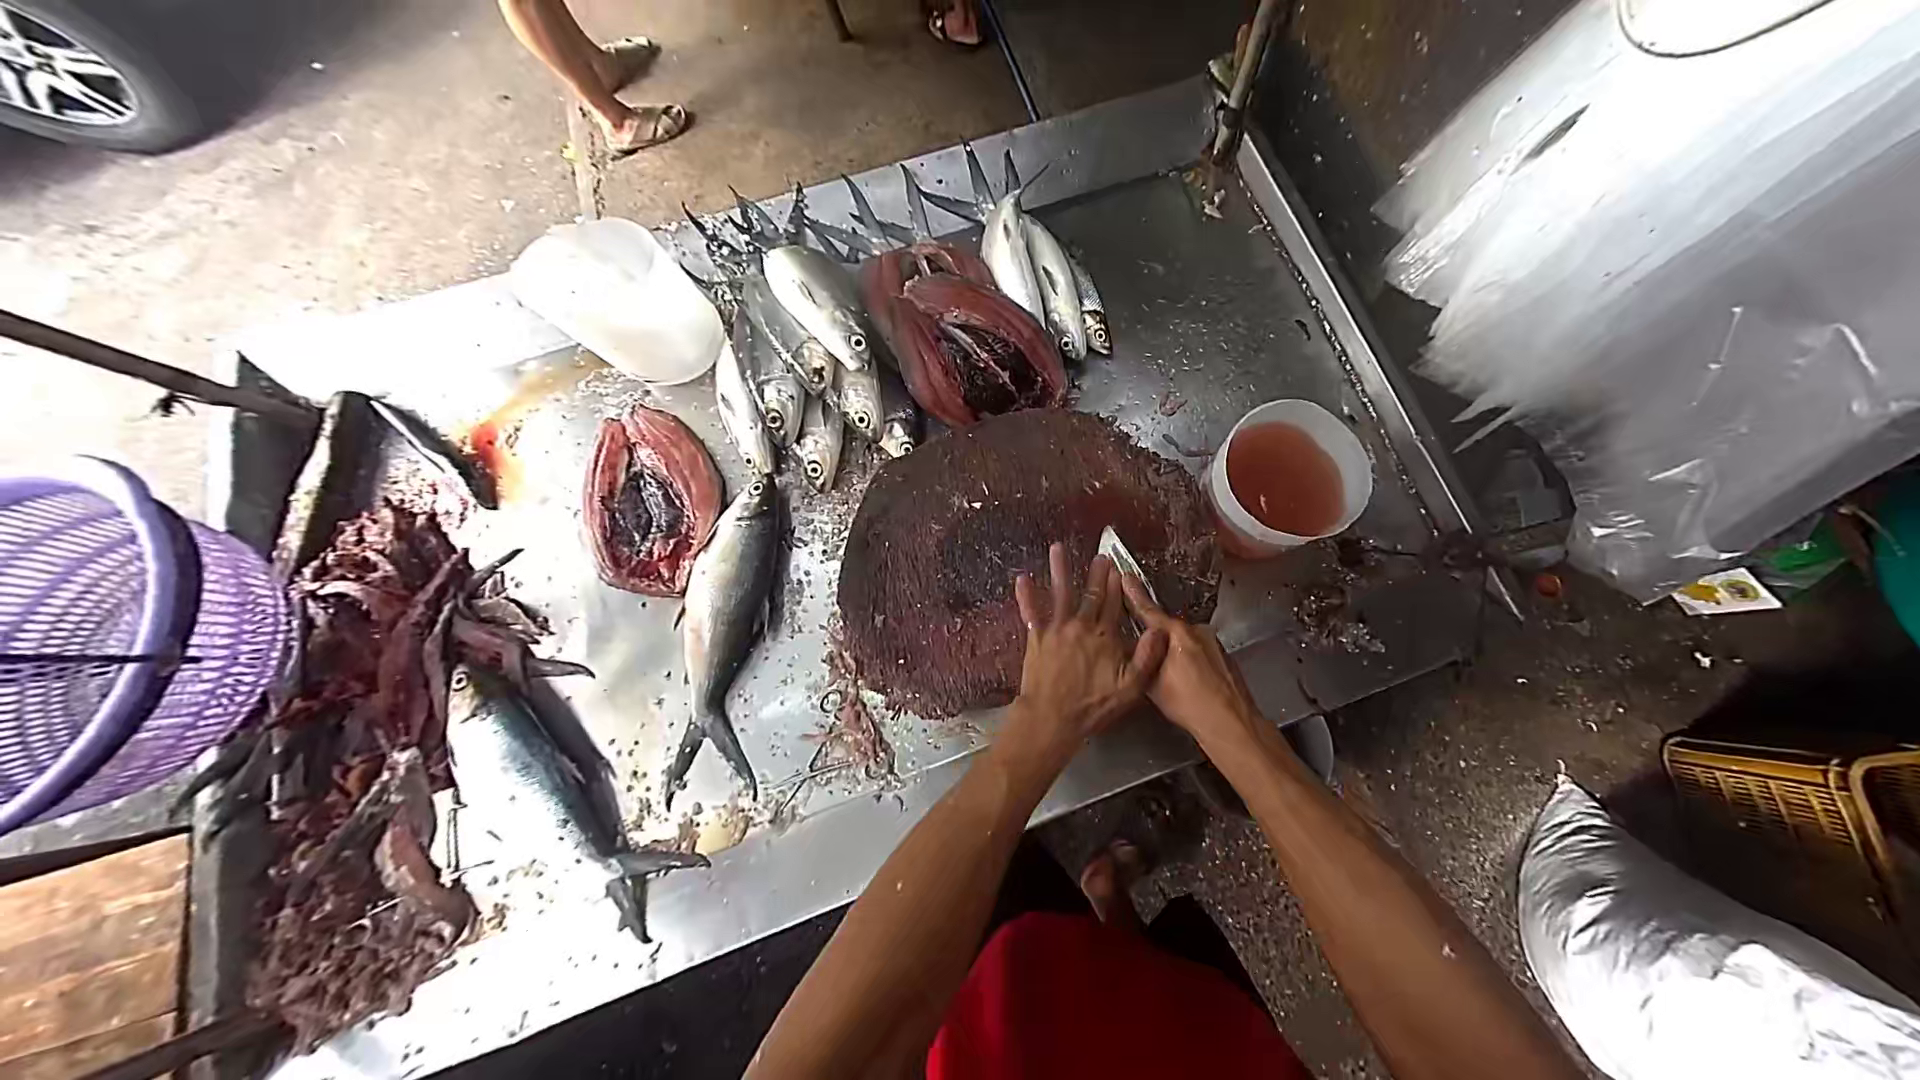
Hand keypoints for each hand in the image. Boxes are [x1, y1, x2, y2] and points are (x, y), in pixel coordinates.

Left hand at [1005, 543, 1167, 758]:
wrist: (1052, 717)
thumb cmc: (1091, 706)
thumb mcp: (1130, 688)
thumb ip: (1147, 658)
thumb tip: (1159, 633)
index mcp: (1105, 637)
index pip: (1114, 605)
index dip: (1117, 586)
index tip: (1119, 569)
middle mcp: (1081, 626)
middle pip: (1091, 594)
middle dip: (1096, 573)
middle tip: (1099, 556)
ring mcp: (1057, 629)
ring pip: (1060, 592)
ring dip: (1060, 569)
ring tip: (1057, 548)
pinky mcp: (1036, 637)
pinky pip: (1030, 611)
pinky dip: (1025, 594)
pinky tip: (1022, 578)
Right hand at [1115, 570, 1265, 751]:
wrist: (1230, 722)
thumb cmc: (1192, 705)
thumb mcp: (1151, 681)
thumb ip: (1140, 657)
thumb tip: (1131, 646)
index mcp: (1175, 633)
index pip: (1148, 610)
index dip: (1133, 595)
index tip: (1126, 579)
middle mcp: (1196, 632)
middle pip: (1166, 629)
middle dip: (1155, 640)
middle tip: (1148, 660)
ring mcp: (1212, 643)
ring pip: (1183, 642)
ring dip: (1174, 653)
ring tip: (1172, 680)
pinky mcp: (1223, 656)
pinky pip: (1198, 652)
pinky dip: (1190, 662)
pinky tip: (1188, 683)